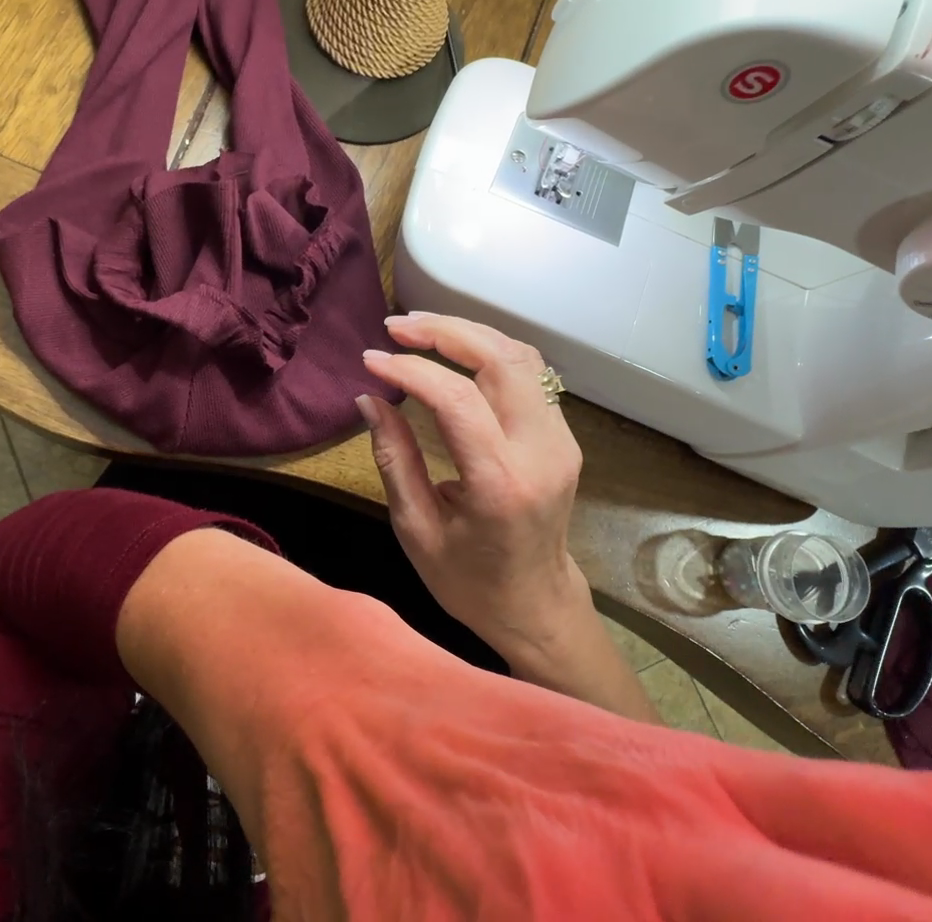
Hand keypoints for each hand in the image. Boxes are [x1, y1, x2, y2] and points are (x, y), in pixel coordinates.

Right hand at [355, 313, 588, 662]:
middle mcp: (541, 453)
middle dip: (446, 332)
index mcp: (500, 484)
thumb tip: (369, 398)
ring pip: (521, 358)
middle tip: (396, 326)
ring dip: (469, 333)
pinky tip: (451, 351)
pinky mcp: (562, 436)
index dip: (410, 370)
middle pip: (502, 360)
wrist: (534, 605)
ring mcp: (561, 441)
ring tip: (418, 329)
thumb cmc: (466, 580)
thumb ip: (394, 458)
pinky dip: (487, 352)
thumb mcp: (414, 528)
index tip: (371, 360)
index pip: (458, 400)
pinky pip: (527, 375)